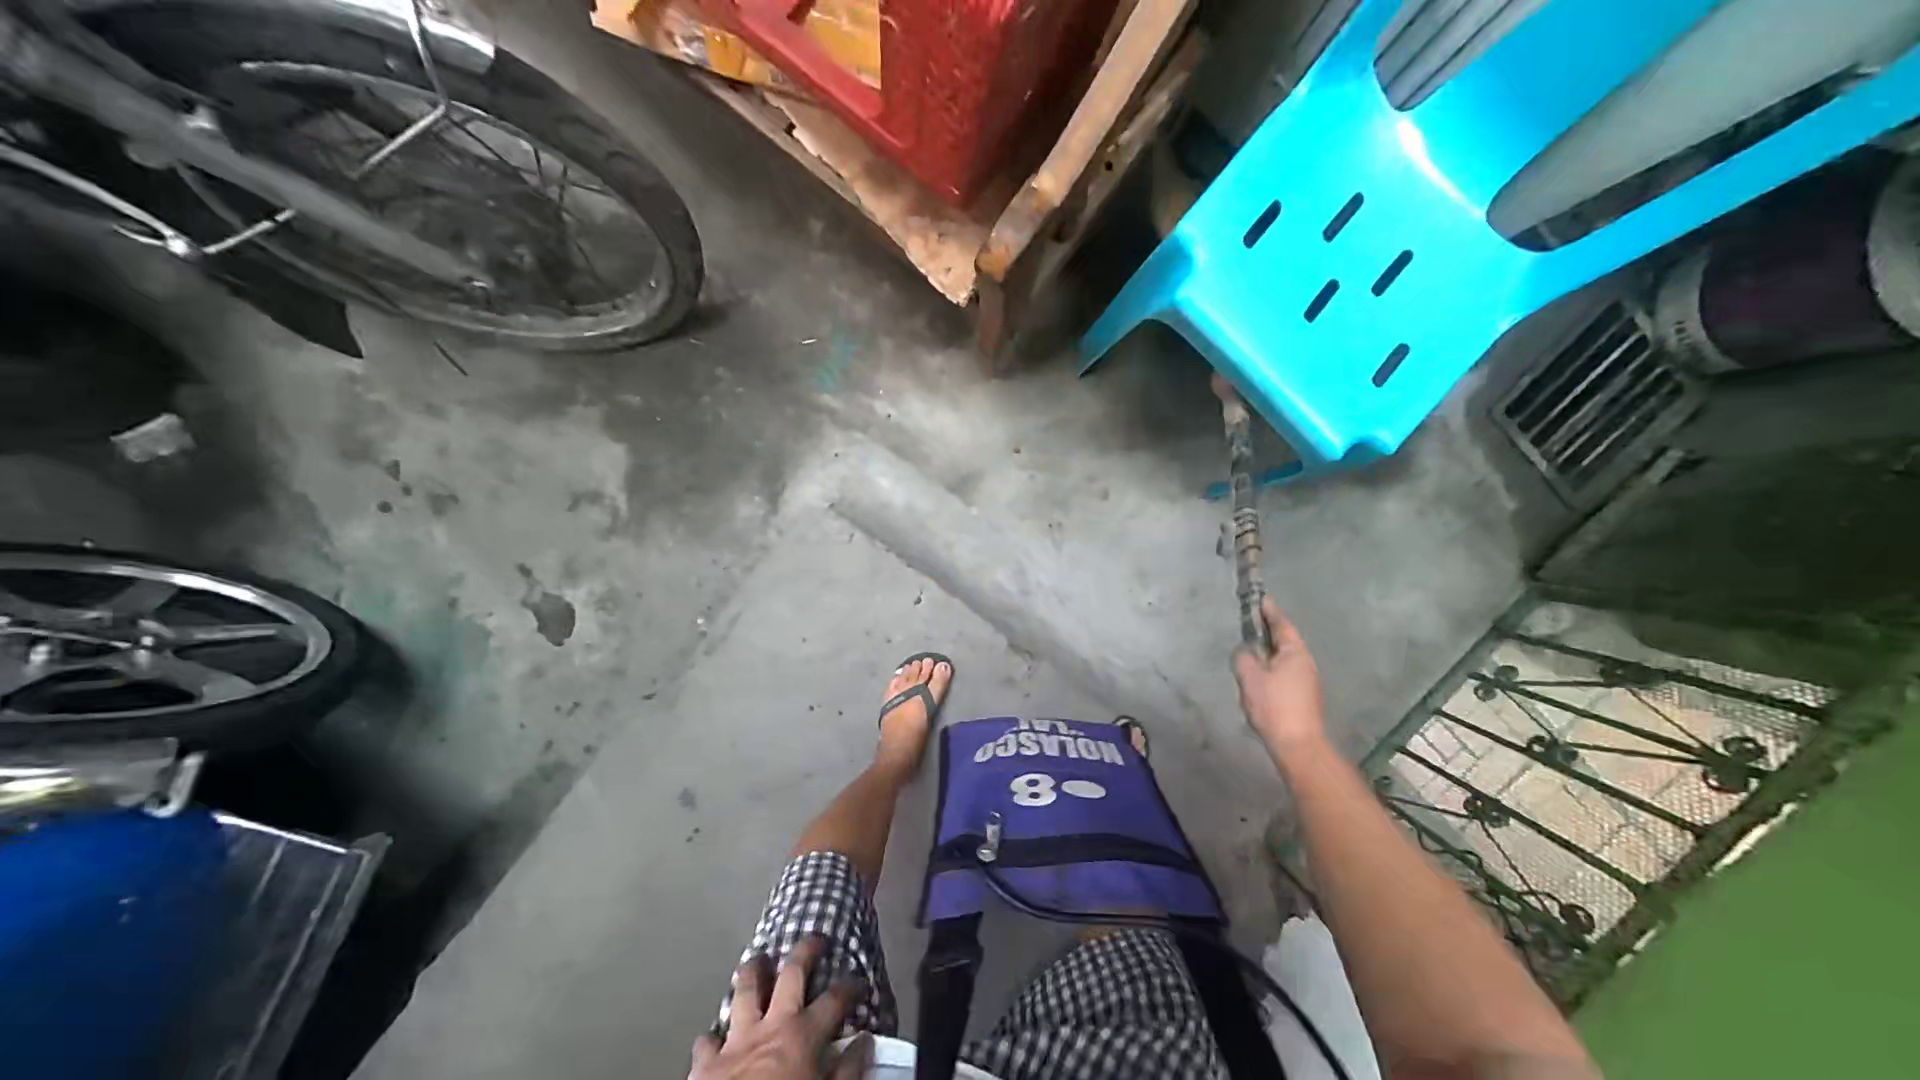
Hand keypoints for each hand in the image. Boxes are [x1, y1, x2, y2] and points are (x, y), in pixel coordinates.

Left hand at [689, 938, 872, 1079]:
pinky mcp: (707, 1064)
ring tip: (756, 960)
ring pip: (744, 992)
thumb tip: (865, 1041)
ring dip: (752, 973)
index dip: (850, 988)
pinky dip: (711, 1040)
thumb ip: (848, 1070)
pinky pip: (707, 1043)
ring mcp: (737, 1041)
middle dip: (805, 952)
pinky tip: (712, 1038)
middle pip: (791, 975)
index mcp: (804, 1035)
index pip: (834, 1001)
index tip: (858, 981)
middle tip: (814, 939)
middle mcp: (772, 1026)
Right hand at [1231, 597, 1327, 756]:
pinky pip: (1285, 673)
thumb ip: (1243, 657)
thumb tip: (1245, 652)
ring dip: (1270, 652)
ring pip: (1285, 659)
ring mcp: (1307, 682)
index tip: (1262, 598)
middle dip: (1269, 632)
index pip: (1281, 625)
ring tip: (1252, 651)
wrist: (1298, 746)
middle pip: (1285, 641)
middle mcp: (1305, 663)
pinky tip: (1260, 677)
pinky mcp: (1303, 698)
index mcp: (1295, 653)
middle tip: (1252, 622)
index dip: (1270, 611)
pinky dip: (1272, 668)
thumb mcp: (1250, 677)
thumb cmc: (1274, 706)